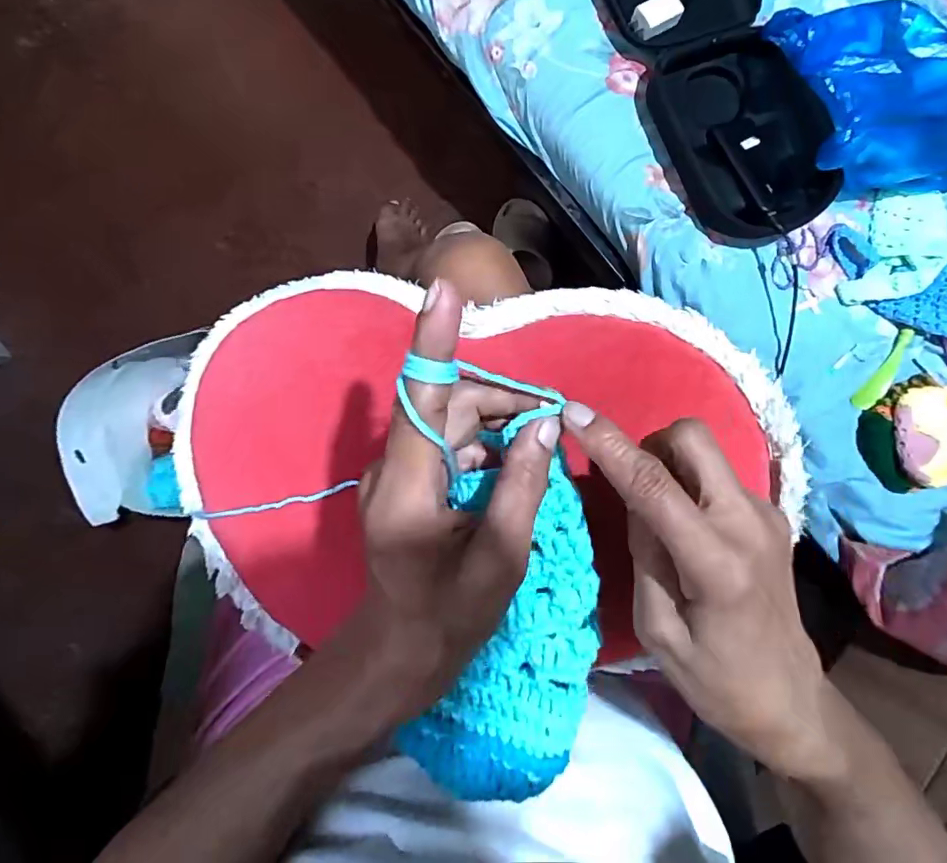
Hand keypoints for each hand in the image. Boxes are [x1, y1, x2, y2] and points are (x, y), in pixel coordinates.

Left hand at [336, 278, 560, 723]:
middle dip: (501, 401)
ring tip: (540, 438)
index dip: (434, 341)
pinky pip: (445, 442)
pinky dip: (482, 442)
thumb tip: (547, 426)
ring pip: (448, 420)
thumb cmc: (450, 616)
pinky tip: (512, 461)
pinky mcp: (405, 482)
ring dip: (495, 421)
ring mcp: (395, 474)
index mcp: (408, 488)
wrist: (399, 655)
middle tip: (553, 419)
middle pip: (446, 405)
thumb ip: (522, 484)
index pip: (420, 397)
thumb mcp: (501, 557)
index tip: (444, 290)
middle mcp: (393, 468)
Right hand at [562, 406, 843, 781]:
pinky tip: (687, 528)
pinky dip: (690, 483)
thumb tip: (634, 496)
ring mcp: (766, 512)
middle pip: (693, 437)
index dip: (610, 445)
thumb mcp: (657, 629)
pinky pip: (717, 475)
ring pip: (706, 451)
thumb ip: (644, 553)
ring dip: (670, 464)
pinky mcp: (771, 512)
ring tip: (658, 516)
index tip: (574, 414)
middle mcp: (748, 522)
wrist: (790, 699)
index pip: (654, 485)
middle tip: (631, 483)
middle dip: (650, 442)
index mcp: (717, 562)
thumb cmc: (716, 680)